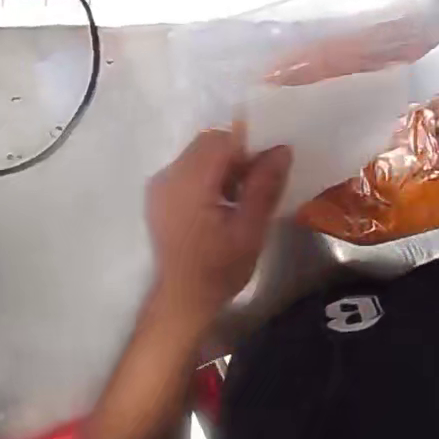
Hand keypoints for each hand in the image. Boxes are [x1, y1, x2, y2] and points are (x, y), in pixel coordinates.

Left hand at [146, 129, 291, 324]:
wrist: (182, 300)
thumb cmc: (219, 269)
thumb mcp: (250, 230)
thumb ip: (264, 186)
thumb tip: (281, 150)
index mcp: (189, 183)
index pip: (221, 139)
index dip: (248, 148)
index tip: (264, 173)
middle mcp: (168, 176)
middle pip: (207, 144)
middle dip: (235, 156)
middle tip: (253, 188)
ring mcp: (158, 186)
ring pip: (196, 156)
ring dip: (221, 167)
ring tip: (237, 200)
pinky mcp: (157, 197)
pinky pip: (186, 171)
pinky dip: (206, 179)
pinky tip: (218, 207)